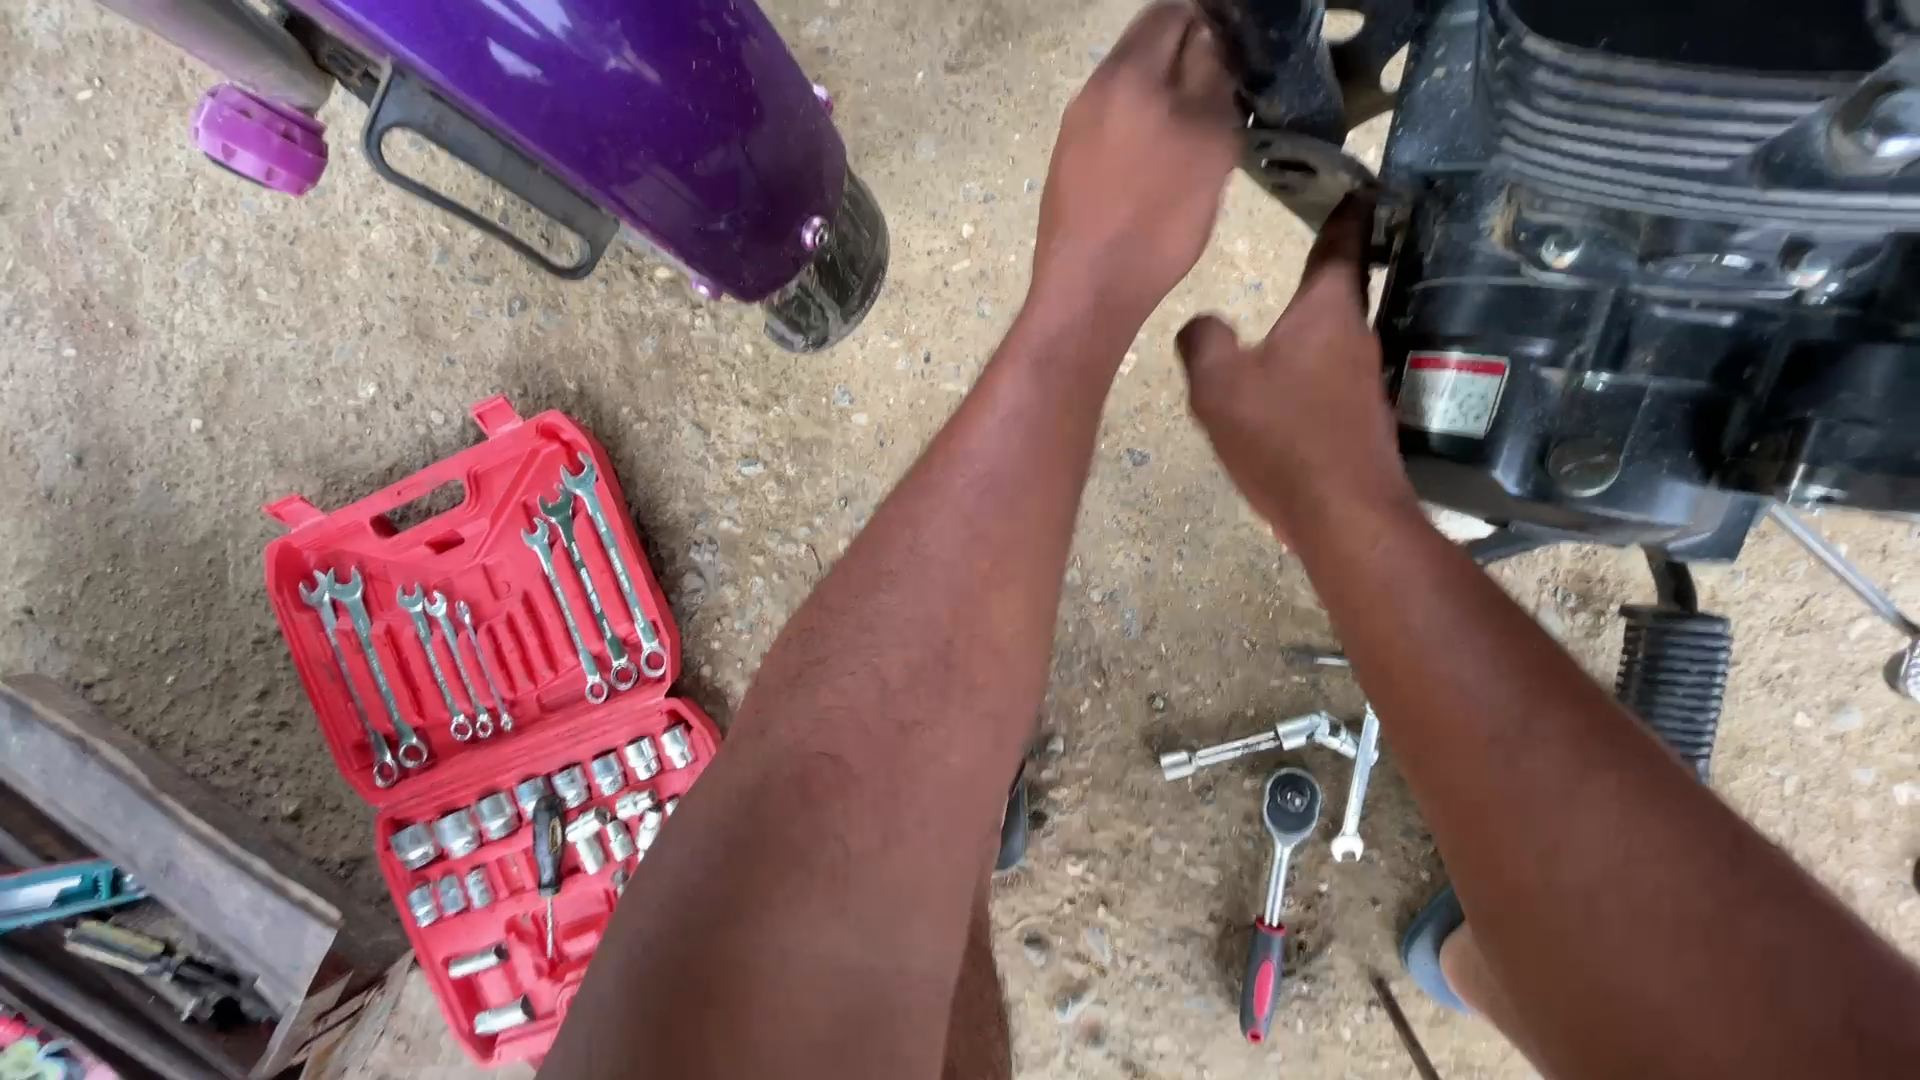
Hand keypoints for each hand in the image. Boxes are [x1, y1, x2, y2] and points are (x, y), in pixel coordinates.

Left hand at [1029, 2, 1240, 329]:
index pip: (1173, 12)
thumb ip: (1213, 79)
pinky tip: (1160, 176)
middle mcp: (1091, 91)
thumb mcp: (1209, 144)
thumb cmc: (1154, 221)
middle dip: (1190, 67)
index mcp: (1126, 71)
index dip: (1213, 24)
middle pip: (1149, 53)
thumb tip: (1213, 43)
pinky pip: (1114, 134)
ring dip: (1168, 107)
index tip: (1240, 56)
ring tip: (1198, 146)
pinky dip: (1143, 139)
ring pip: (1133, 97)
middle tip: (1224, 105)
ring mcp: (1073, 132)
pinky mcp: (1067, 170)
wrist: (1086, 293)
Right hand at [1176, 198, 1416, 541]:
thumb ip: (1203, 342)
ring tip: (1273, 336)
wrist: (1341, 514)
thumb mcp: (1219, 385)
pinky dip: (1306, 377)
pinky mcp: (1360, 422)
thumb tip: (1200, 323)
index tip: (1357, 188)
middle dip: (1319, 277)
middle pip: (1339, 294)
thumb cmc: (1281, 436)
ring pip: (1332, 342)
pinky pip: (1328, 383)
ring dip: (1307, 334)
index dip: (1347, 212)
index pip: (1341, 244)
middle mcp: (1356, 338)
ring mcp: (1364, 383)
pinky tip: (1280, 399)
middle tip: (1294, 261)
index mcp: (1326, 313)